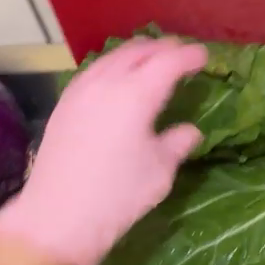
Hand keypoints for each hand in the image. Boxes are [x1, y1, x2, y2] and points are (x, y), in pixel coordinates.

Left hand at [0, 37, 207, 264]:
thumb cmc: (119, 196)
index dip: (188, 57)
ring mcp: (80, 92)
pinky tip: (116, 80)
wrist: (61, 216)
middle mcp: (106, 83)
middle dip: (160, 49)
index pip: (168, 63)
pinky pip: (93, 73)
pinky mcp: (64, 106)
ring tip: (149, 60)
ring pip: (110, 59)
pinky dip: (112, 68)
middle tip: (179, 53)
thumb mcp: (159, 172)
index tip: (204, 56)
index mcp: (136, 95)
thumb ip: (177, 144)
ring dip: (134, 55)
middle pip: (136, 52)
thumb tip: (188, 131)